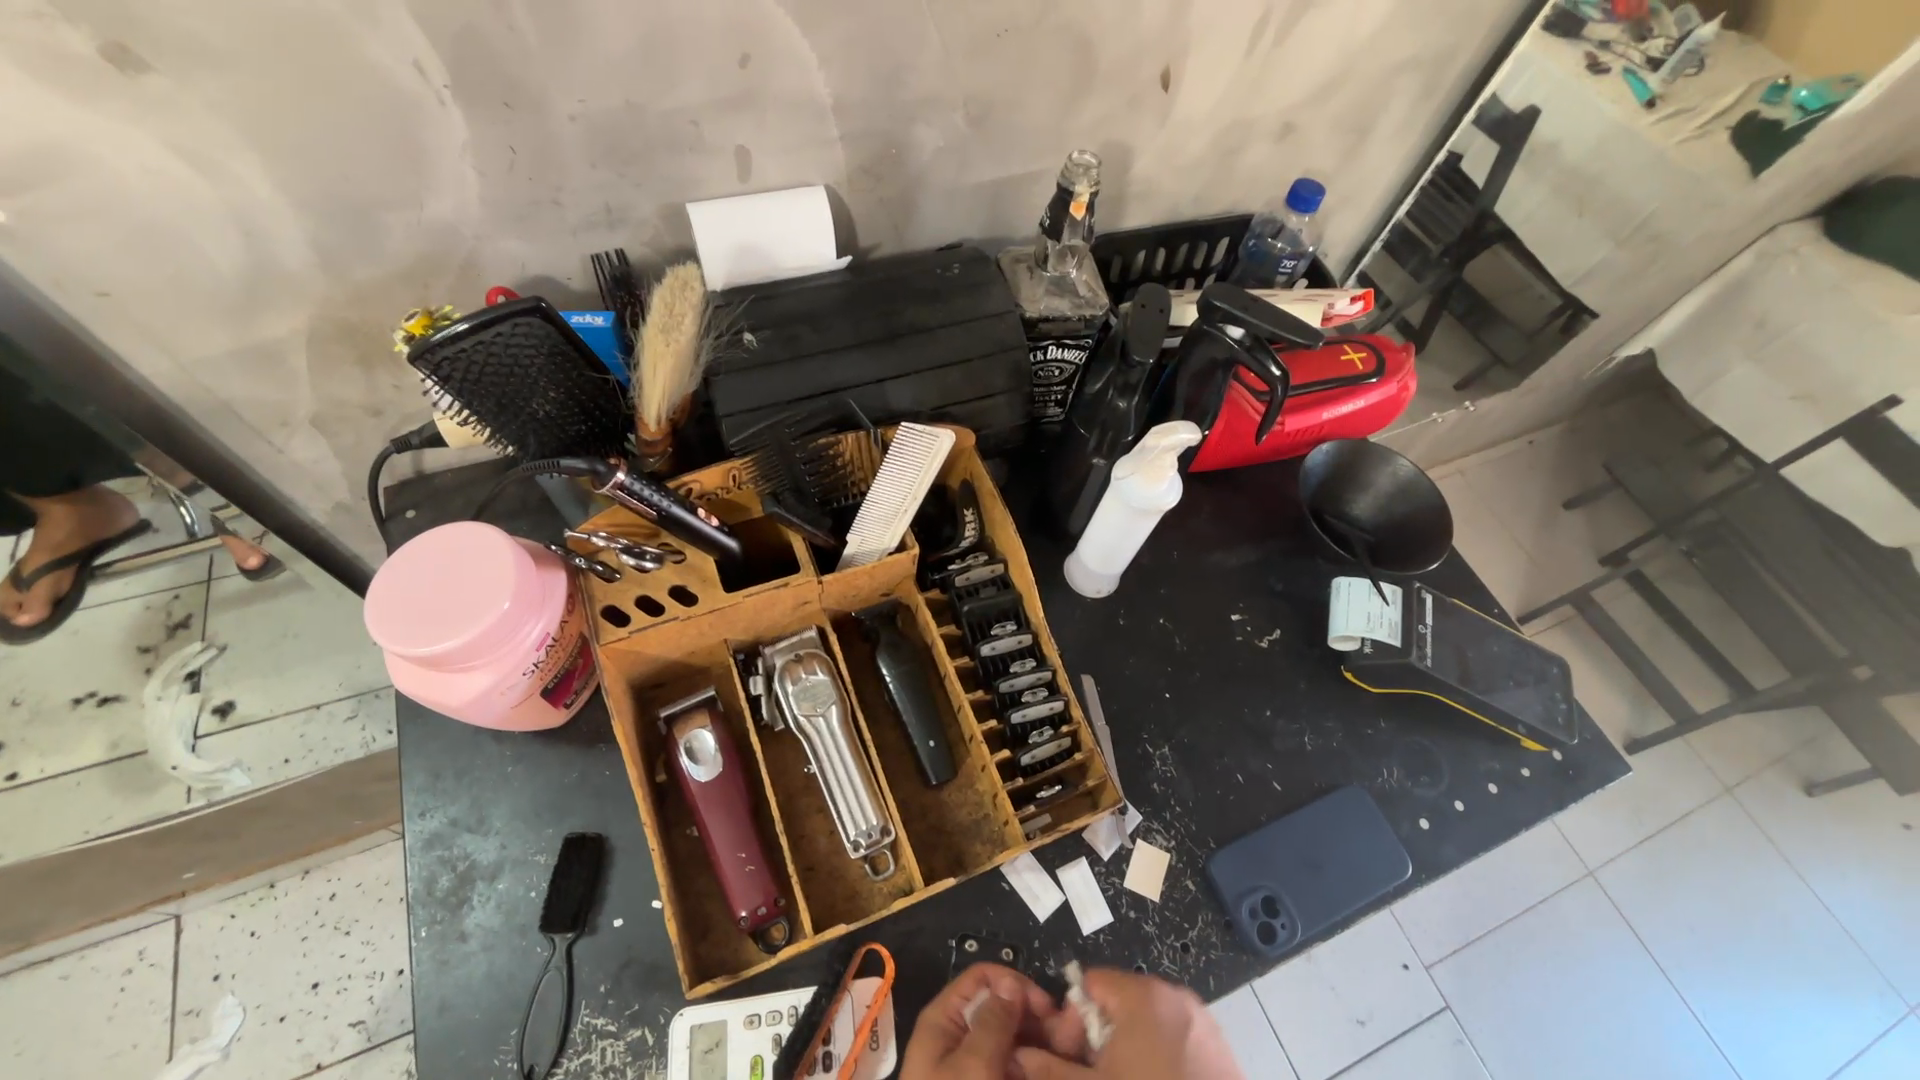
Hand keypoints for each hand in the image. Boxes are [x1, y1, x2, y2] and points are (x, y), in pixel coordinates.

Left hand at [901, 963, 1059, 1079]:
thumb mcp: (971, 1067)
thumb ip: (993, 1023)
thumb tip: (1012, 983)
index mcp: (945, 1019)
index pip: (983, 978)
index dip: (1016, 985)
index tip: (1048, 1011)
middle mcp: (959, 1036)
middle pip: (1003, 1009)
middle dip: (1038, 1020)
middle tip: (1072, 1041)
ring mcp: (974, 1066)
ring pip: (1014, 1040)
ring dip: (1042, 1045)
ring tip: (1069, 1056)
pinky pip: (1013, 1067)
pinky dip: (1033, 1065)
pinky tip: (1052, 1070)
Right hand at [1014, 968, 1243, 1079]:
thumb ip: (1050, 1069)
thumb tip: (1016, 1056)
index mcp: (1142, 996)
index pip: (1090, 984)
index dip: (1071, 1021)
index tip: (1071, 1058)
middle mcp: (1174, 996)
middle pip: (1118, 1002)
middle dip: (1098, 1038)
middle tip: (1094, 1075)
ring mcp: (1202, 1021)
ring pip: (1146, 1023)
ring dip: (1126, 1050)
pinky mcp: (1220, 1048)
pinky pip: (1174, 1039)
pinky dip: (1158, 1058)